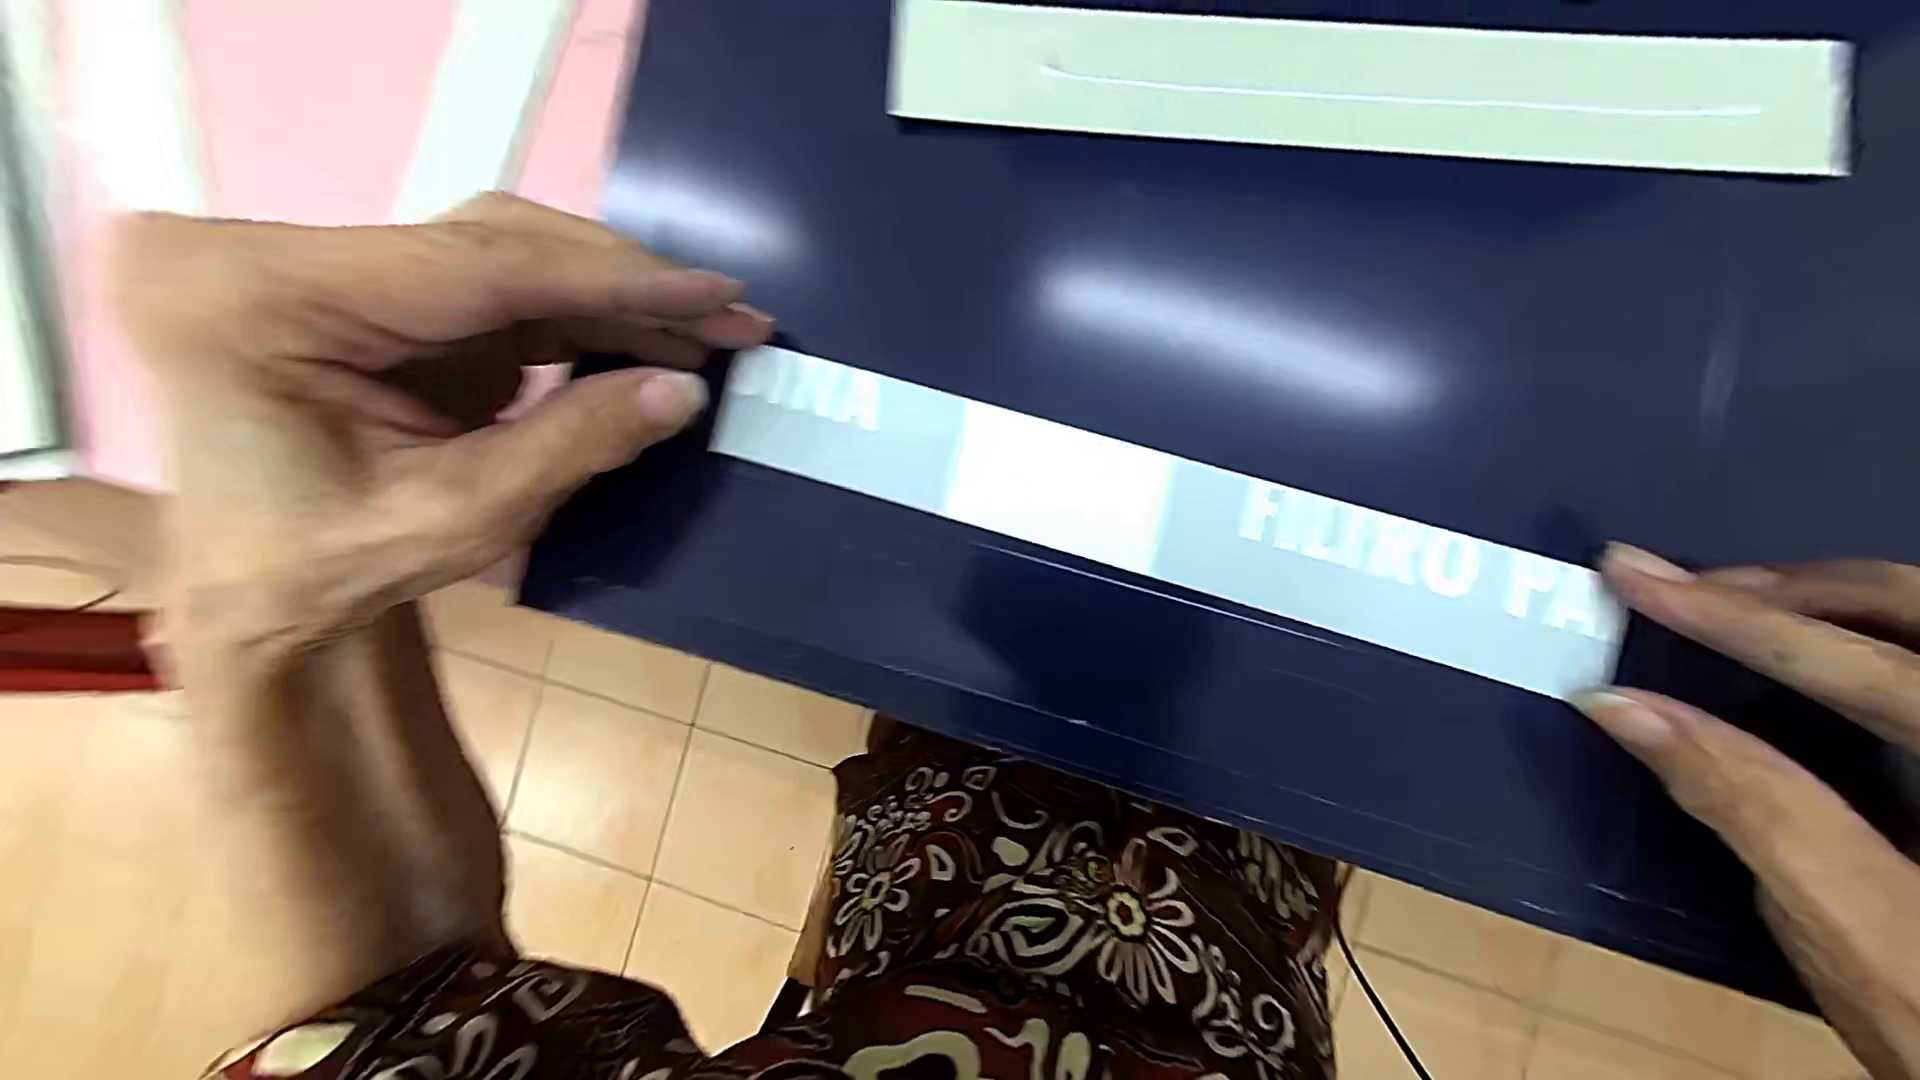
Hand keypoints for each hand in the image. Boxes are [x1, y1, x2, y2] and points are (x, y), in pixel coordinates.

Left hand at [113, 193, 772, 661]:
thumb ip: (579, 441)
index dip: (617, 281)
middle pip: (502, 244)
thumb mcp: (468, 513)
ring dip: (622, 301)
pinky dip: (591, 323)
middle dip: (631, 285)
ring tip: (709, 329)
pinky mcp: (389, 304)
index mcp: (265, 295)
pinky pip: (511, 297)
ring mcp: (340, 272)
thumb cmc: (331, 568)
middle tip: (731, 313)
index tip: (718, 291)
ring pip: (515, 263)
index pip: (483, 266)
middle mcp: (291, 256)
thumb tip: (687, 388)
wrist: (256, 593)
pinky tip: (652, 340)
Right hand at [1580, 546, 1919, 1078]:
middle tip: (1679, 586)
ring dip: (1831, 599)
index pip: (1882, 675)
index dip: (1740, 621)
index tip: (1632, 576)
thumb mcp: (1856, 937)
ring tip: (1728, 600)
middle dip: (1791, 590)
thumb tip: (1616, 704)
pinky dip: (1868, 629)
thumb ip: (1745, 805)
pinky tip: (1805, 638)